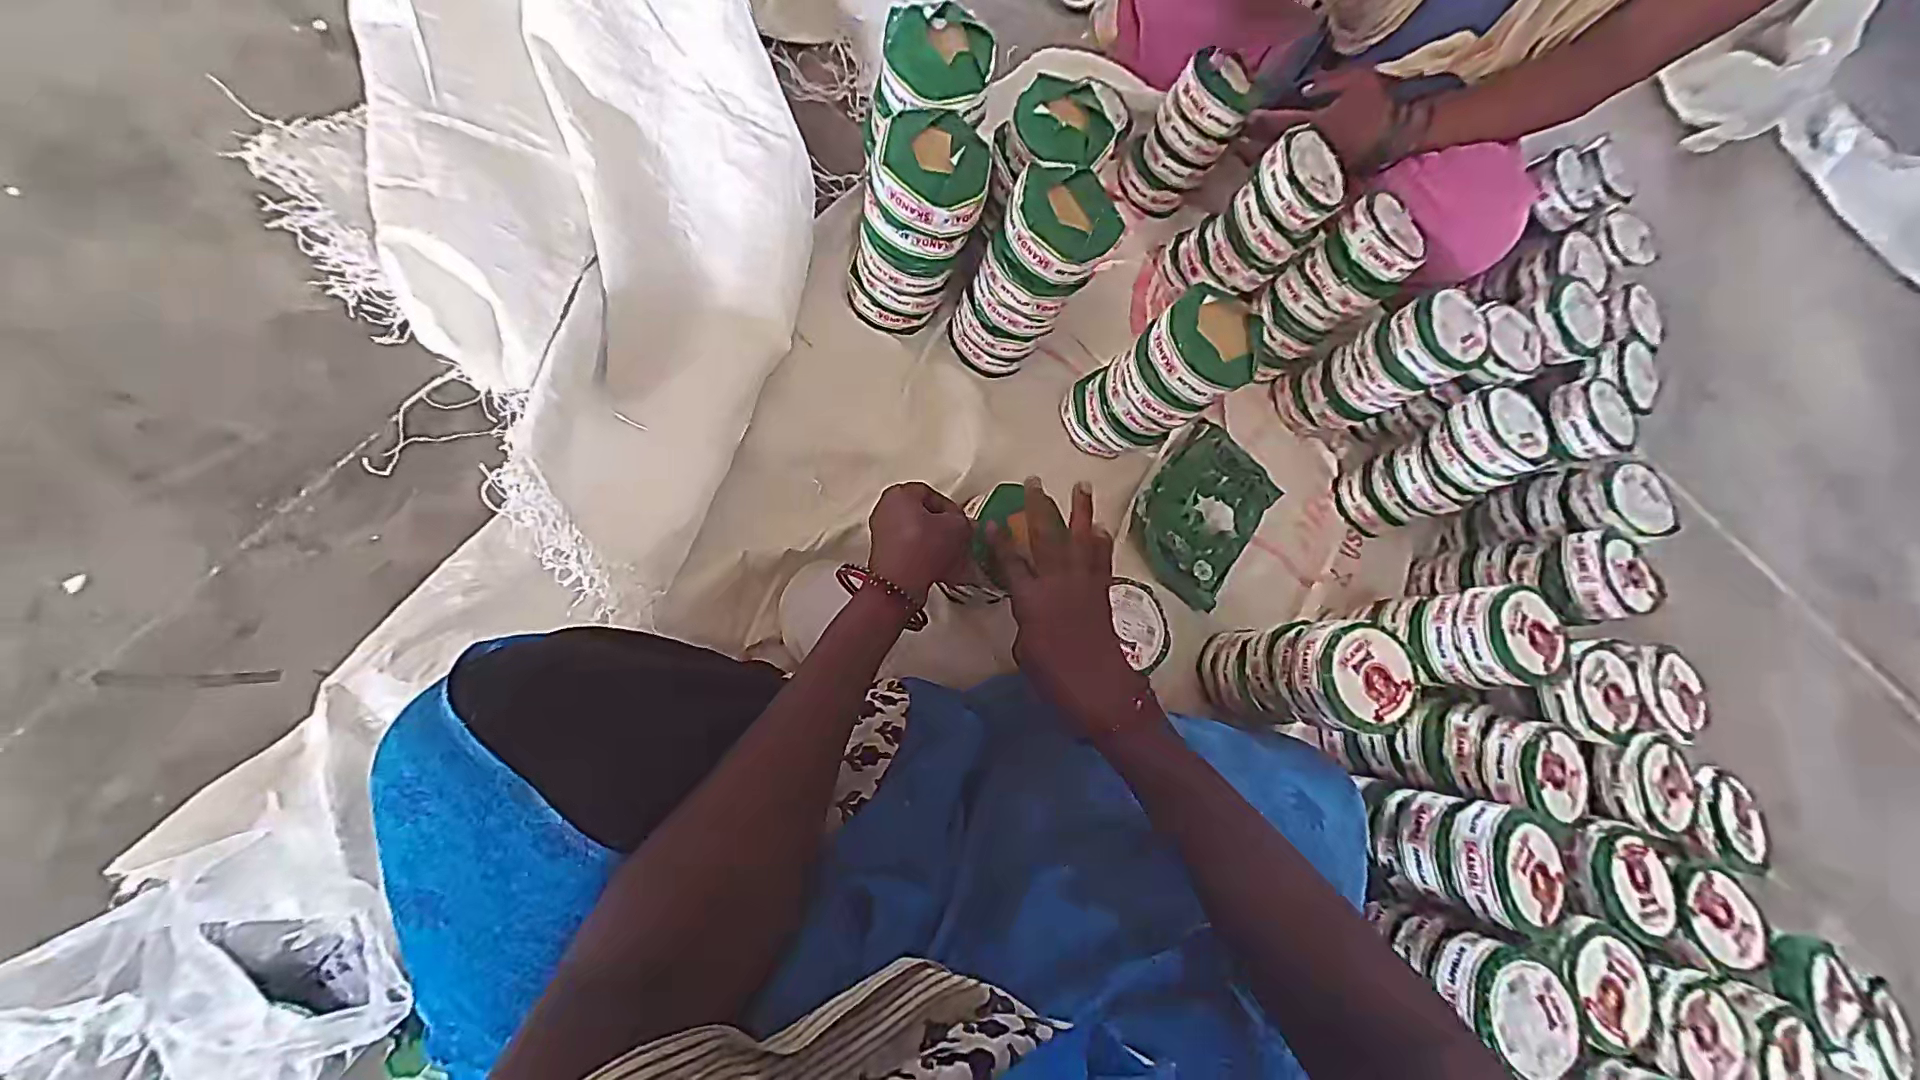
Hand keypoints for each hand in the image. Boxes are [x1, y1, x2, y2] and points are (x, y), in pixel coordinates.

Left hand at [867, 482, 971, 605]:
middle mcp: (885, 510)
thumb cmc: (927, 545)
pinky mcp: (885, 557)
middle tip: (960, 540)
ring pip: (918, 536)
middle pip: (922, 516)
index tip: (963, 523)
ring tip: (955, 559)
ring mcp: (882, 534)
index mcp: (899, 494)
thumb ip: (964, 521)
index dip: (951, 508)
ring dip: (938, 546)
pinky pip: (911, 552)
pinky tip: (943, 570)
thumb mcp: (957, 527)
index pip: (931, 493)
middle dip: (944, 528)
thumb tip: (964, 525)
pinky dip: (927, 558)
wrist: (902, 583)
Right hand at [986, 479, 1160, 738]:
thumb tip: (1031, 607)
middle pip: (1046, 537)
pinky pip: (1102, 558)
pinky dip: (1101, 541)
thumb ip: (1025, 621)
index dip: (999, 540)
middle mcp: (1057, 583)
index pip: (1010, 562)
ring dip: (1080, 510)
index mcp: (1031, 600)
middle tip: (1034, 483)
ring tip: (1080, 485)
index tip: (992, 519)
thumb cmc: (1055, 678)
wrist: (1103, 691)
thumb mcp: (1026, 651)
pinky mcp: (1103, 591)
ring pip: (1080, 539)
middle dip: (1038, 507)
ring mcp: (1084, 584)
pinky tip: (1101, 527)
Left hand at [1237, 67, 1403, 175]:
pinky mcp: (1320, 180)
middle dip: (1252, 146)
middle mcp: (1309, 148)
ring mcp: (1313, 167)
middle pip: (1272, 148)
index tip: (1246, 120)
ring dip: (1259, 164)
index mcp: (1315, 123)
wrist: (1399, 134)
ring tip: (1244, 161)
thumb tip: (1302, 89)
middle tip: (1236, 144)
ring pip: (1279, 167)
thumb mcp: (1356, 82)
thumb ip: (1327, 84)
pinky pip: (1292, 181)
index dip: (1260, 121)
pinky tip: (1264, 180)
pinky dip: (1277, 180)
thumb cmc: (1378, 105)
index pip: (1280, 122)